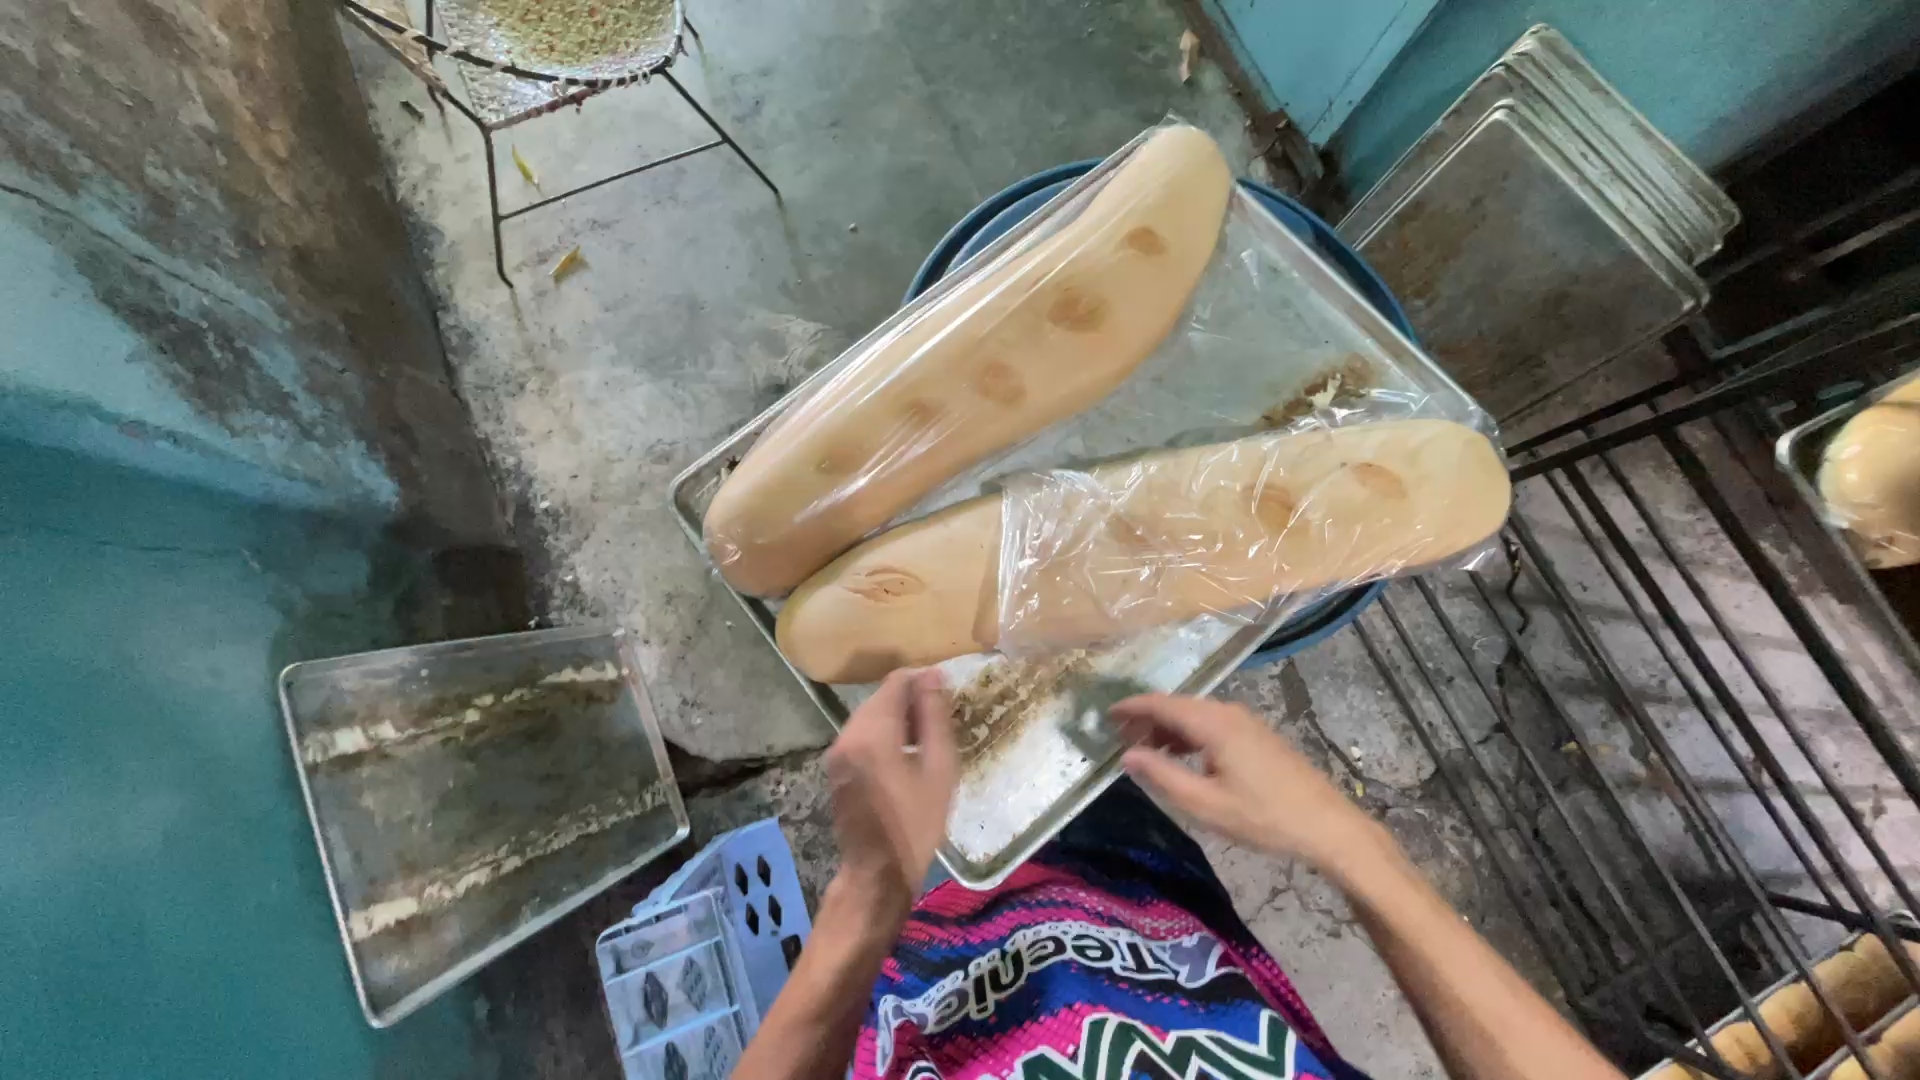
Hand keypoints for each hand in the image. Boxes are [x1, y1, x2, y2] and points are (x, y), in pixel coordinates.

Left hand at [823, 668, 957, 917]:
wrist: (878, 872)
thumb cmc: (917, 823)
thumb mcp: (939, 768)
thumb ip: (935, 716)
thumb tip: (934, 676)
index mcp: (872, 732)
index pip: (896, 682)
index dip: (923, 680)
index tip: (947, 693)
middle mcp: (847, 734)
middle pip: (881, 697)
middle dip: (910, 698)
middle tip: (942, 717)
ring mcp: (837, 751)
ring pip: (870, 715)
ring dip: (897, 717)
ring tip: (927, 736)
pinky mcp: (836, 766)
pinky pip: (862, 734)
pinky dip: (883, 733)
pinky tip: (905, 753)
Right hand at [1114, 693, 1379, 866]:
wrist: (1328, 826)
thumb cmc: (1264, 818)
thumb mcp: (1205, 805)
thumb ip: (1162, 776)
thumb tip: (1126, 755)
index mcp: (1213, 724)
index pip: (1161, 703)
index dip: (1131, 707)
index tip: (1105, 715)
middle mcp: (1228, 712)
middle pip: (1177, 705)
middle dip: (1146, 718)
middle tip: (1120, 738)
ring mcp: (1245, 721)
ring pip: (1194, 714)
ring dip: (1167, 727)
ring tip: (1145, 750)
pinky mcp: (1256, 734)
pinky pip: (1211, 723)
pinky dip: (1188, 733)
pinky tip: (1181, 756)